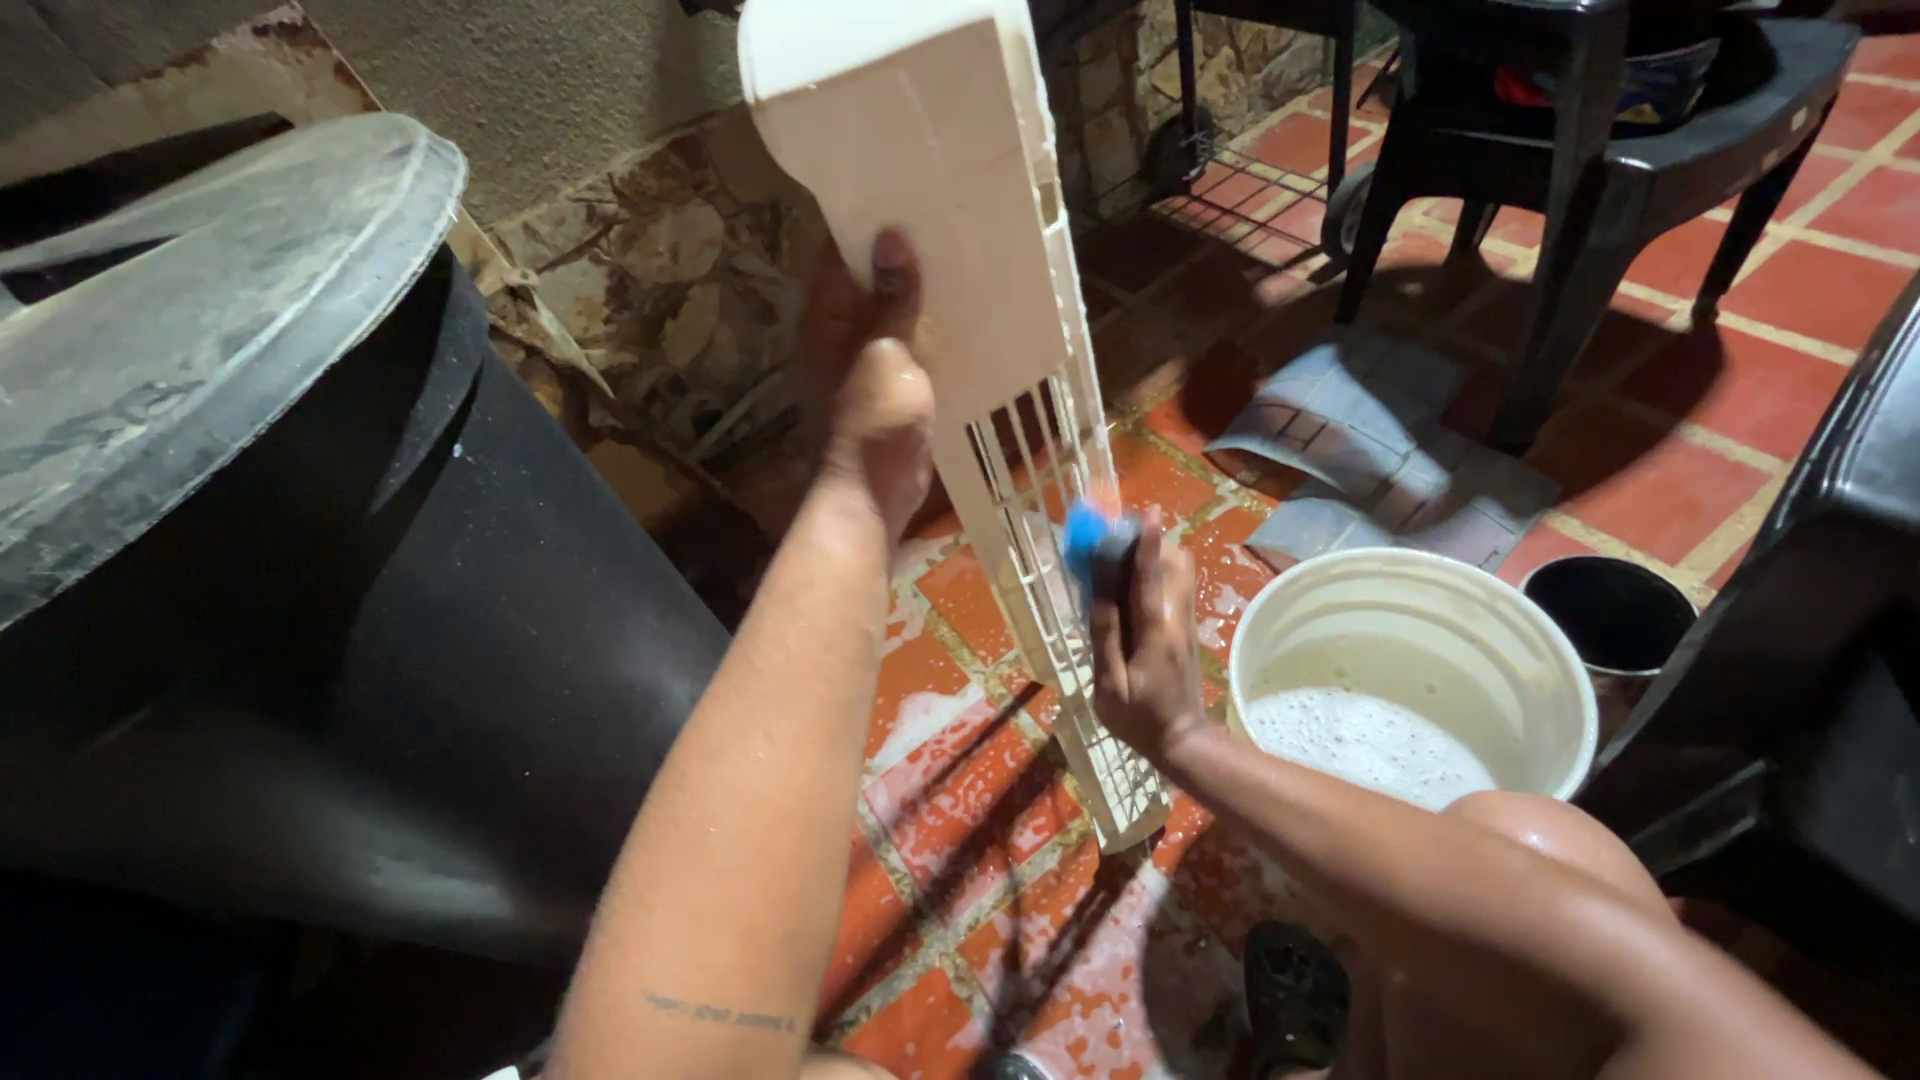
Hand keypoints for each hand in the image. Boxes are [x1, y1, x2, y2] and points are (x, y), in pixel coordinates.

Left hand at [797, 230, 934, 542]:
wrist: (874, 496)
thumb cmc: (874, 424)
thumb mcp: (886, 355)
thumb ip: (891, 300)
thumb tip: (890, 238)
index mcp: (824, 318)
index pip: (837, 252)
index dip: (868, 220)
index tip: (907, 190)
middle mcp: (837, 332)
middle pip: (865, 279)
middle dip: (901, 253)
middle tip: (946, 217)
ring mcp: (862, 360)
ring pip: (889, 311)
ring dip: (918, 291)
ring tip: (959, 254)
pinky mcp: (887, 384)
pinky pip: (906, 343)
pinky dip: (927, 328)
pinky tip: (959, 311)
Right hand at [1089, 516, 1206, 759]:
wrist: (1181, 739)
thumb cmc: (1138, 718)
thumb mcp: (1110, 686)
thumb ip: (1104, 638)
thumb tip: (1098, 595)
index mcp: (1154, 633)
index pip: (1151, 580)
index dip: (1149, 545)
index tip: (1150, 513)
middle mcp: (1175, 619)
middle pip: (1174, 565)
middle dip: (1149, 542)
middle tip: (1116, 537)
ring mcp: (1185, 622)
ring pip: (1179, 573)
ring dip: (1154, 555)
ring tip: (1119, 555)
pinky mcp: (1186, 627)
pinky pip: (1174, 587)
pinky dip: (1155, 572)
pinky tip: (1129, 582)